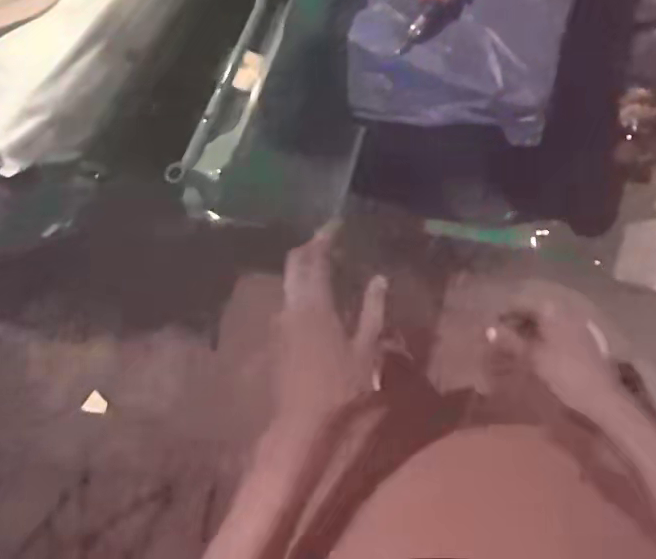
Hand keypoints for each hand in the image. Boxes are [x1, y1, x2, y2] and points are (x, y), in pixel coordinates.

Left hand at [273, 222, 387, 431]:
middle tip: (331, 240)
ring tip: (330, 269)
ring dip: (305, 269)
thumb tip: (379, 278)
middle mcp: (290, 307)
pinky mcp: (275, 341)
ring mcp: (279, 324)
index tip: (337, 223)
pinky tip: (320, 301)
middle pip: (294, 264)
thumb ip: (373, 309)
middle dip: (310, 247)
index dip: (325, 236)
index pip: (314, 257)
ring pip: (289, 283)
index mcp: (313, 304)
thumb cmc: (340, 388)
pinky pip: (289, 302)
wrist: (300, 430)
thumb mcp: (366, 348)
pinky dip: (302, 290)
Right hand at [499, 280, 630, 418]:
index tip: (489, 328)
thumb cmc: (564, 373)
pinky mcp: (583, 336)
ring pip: (544, 322)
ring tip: (515, 348)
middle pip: (532, 311)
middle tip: (500, 340)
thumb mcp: (532, 357)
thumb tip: (487, 328)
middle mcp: (562, 308)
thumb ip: (510, 340)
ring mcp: (574, 321)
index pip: (517, 303)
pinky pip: (556, 330)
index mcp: (549, 308)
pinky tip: (536, 352)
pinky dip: (543, 338)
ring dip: (528, 332)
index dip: (502, 315)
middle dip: (515, 324)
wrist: (602, 397)